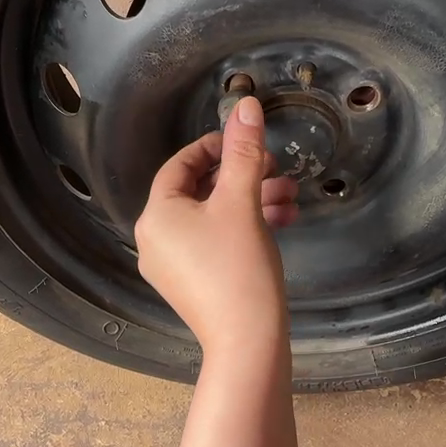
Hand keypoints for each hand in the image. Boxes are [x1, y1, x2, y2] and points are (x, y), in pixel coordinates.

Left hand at [134, 96, 299, 359]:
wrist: (246, 341)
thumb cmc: (238, 267)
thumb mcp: (242, 201)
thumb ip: (243, 152)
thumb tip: (245, 104)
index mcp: (156, 216)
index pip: (180, 165)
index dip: (215, 147)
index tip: (248, 142)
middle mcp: (156, 241)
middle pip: (199, 193)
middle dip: (243, 177)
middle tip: (276, 169)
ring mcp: (173, 268)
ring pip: (213, 220)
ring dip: (252, 202)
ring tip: (290, 198)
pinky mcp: (194, 287)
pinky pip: (215, 245)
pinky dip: (244, 231)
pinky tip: (281, 224)